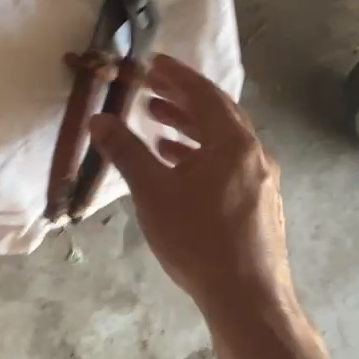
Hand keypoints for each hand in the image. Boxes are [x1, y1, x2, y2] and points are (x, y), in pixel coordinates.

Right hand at [89, 55, 294, 320]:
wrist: (247, 297)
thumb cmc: (198, 238)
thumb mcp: (152, 191)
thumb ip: (125, 151)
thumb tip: (99, 119)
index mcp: (232, 144)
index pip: (204, 95)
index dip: (177, 76)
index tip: (153, 62)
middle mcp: (253, 155)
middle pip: (217, 114)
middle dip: (183, 97)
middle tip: (151, 85)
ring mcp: (260, 180)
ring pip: (222, 140)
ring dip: (189, 125)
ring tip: (156, 120)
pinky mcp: (257, 203)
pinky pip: (226, 162)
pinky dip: (199, 151)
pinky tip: (176, 163)